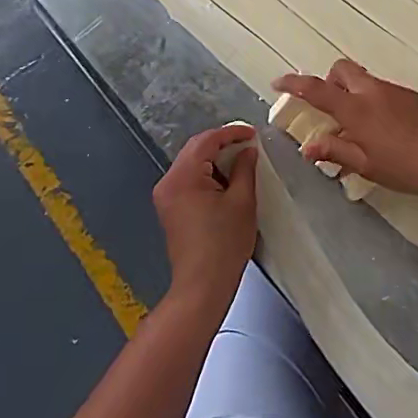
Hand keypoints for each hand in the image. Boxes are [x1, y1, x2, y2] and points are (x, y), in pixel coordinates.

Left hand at [152, 124, 258, 308]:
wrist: (202, 285)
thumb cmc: (224, 245)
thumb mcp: (242, 202)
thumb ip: (244, 169)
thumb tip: (247, 151)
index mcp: (184, 177)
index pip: (206, 141)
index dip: (231, 133)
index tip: (252, 134)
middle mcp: (168, 182)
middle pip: (194, 149)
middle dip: (221, 144)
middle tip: (247, 145)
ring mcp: (165, 196)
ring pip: (190, 164)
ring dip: (213, 159)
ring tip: (240, 162)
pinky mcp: (169, 208)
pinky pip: (187, 179)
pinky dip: (206, 174)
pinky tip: (225, 181)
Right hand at [272, 60, 417, 201]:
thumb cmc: (402, 168)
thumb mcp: (363, 165)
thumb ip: (334, 151)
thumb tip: (309, 148)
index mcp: (356, 109)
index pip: (316, 89)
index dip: (294, 84)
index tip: (279, 82)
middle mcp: (372, 92)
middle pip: (341, 70)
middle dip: (328, 81)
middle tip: (328, 109)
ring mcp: (393, 91)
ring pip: (363, 79)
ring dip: (352, 93)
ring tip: (357, 126)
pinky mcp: (410, 96)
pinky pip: (382, 90)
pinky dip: (372, 100)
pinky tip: (382, 129)